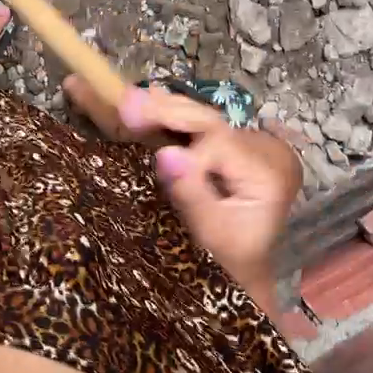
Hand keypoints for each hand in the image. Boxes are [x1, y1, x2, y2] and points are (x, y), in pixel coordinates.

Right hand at [66, 80, 300, 295]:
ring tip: (108, 91)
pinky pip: (177, 131)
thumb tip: (167, 153)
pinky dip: (148, 117)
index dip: (175, 126)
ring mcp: (232, 150)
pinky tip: (124, 98)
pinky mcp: (211, 154)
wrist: (238, 281)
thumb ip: (193, 196)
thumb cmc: (228, 267)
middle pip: (202, 119)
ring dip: (148, 106)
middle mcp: (254, 152)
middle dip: (157, 108)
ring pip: (187, 119)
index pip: (216, 137)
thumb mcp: (213, 239)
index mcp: (264, 171)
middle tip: (119, 100)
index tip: (130, 119)